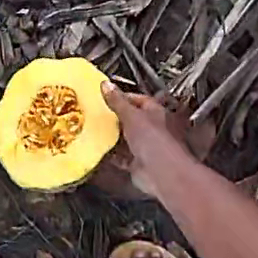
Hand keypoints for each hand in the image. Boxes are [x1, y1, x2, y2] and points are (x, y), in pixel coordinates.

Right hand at [101, 83, 195, 198]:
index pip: (137, 100)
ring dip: (112, 136)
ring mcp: (145, 146)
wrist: (161, 172)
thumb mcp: (131, 115)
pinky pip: (121, 157)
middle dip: (114, 118)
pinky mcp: (137, 163)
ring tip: (96, 131)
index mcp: (154, 112)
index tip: (106, 96)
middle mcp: (151, 128)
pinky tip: (101, 151)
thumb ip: (117, 101)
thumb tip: (106, 85)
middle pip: (130, 119)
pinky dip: (111, 154)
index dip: (122, 97)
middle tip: (98, 113)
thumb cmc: (155, 141)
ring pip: (125, 138)